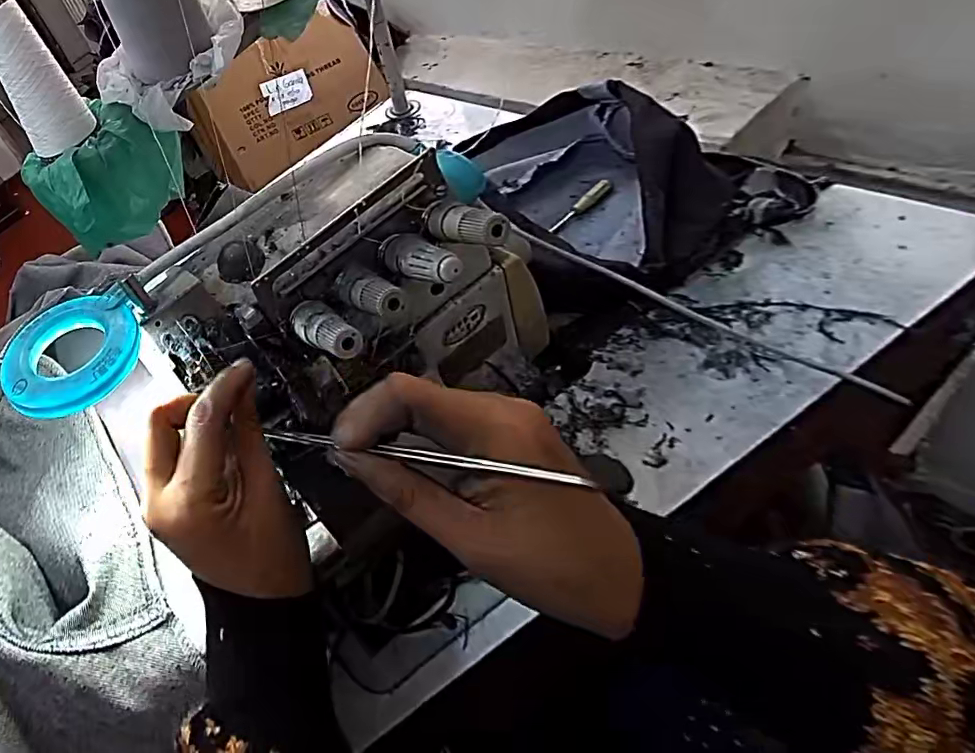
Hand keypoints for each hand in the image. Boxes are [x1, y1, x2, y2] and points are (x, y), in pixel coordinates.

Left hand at [144, 359, 312, 598]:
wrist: (259, 609)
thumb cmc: (270, 565)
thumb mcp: (268, 489)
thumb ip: (247, 431)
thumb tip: (241, 390)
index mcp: (188, 501)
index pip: (199, 422)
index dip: (224, 387)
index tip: (241, 372)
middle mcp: (157, 500)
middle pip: (158, 420)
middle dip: (192, 401)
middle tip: (227, 401)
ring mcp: (152, 503)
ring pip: (158, 433)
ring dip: (189, 419)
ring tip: (227, 427)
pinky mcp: (157, 502)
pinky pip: (165, 453)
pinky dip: (188, 439)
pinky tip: (217, 446)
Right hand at [331, 375, 642, 638]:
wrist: (631, 583)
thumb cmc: (560, 569)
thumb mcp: (470, 539)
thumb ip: (404, 492)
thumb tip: (351, 460)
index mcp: (496, 429)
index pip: (407, 391)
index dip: (363, 414)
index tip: (343, 447)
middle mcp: (501, 408)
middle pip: (412, 394)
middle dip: (372, 423)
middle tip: (350, 460)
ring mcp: (506, 415)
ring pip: (424, 405)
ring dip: (391, 431)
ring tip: (373, 466)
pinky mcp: (504, 428)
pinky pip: (444, 420)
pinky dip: (416, 438)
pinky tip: (406, 465)